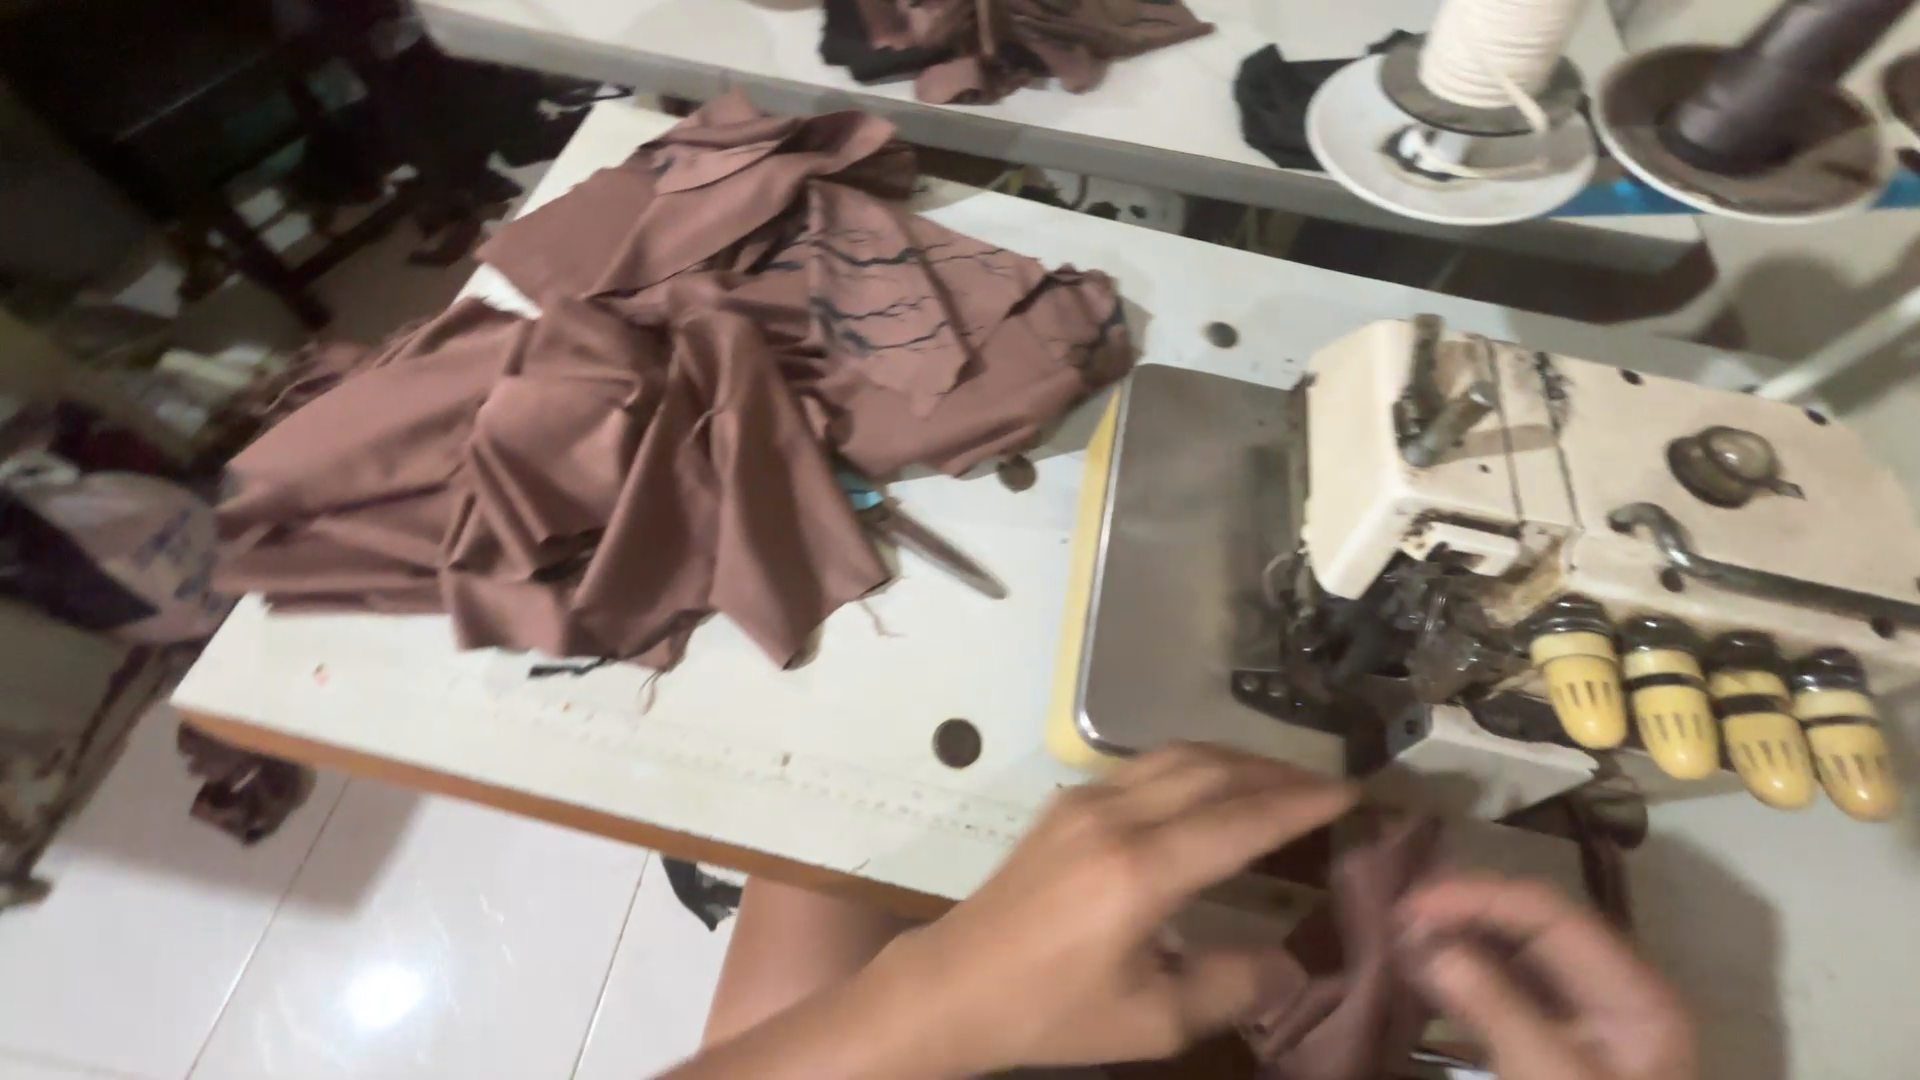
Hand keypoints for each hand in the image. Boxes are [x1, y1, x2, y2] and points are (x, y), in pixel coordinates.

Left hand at [871, 742, 1355, 1075]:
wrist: (959, 979)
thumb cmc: (1053, 1011)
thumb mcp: (1153, 1020)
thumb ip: (1233, 985)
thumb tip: (1295, 963)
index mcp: (1139, 869)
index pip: (1239, 819)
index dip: (1300, 803)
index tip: (1351, 793)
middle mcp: (1113, 815)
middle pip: (1210, 770)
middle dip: (1275, 771)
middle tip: (1327, 784)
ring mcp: (1084, 798)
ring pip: (1175, 756)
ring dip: (1233, 760)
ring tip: (1279, 778)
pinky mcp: (1066, 800)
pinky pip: (1143, 766)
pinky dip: (1191, 765)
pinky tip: (1210, 785)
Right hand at [1398, 876, 1696, 1079]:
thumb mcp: (1548, 1079)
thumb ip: (1494, 1007)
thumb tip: (1428, 944)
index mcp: (1632, 991)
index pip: (1547, 913)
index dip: (1476, 898)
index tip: (1412, 906)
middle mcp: (1610, 983)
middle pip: (1527, 919)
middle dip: (1461, 908)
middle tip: (1400, 912)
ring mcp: (1581, 1005)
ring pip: (1509, 941)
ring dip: (1454, 931)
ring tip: (1402, 930)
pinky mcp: (1550, 1025)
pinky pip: (1500, 974)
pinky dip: (1458, 962)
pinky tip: (1419, 962)